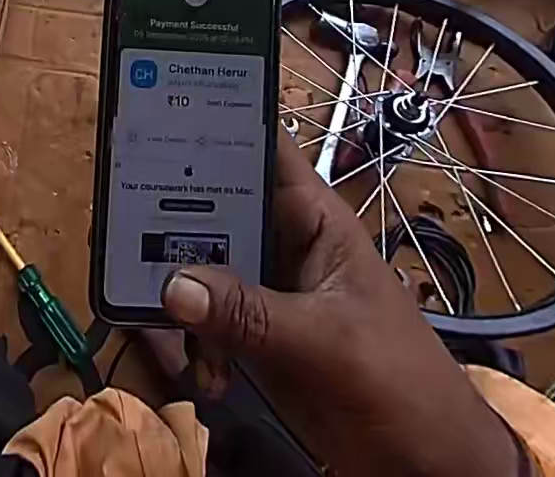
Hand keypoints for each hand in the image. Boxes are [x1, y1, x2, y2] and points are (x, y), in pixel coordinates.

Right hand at [159, 129, 522, 476]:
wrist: (430, 472)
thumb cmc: (404, 387)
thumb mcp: (329, 343)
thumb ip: (250, 313)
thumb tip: (173, 285)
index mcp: (309, 214)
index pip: (257, 146)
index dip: (212, 121)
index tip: (155, 113)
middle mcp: (277, 235)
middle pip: (209, 201)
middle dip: (169, 215)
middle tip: (124, 223)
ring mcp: (261, 279)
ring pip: (198, 256)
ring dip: (178, 286)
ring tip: (169, 317)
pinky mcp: (248, 321)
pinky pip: (201, 307)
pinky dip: (193, 335)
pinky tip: (208, 371)